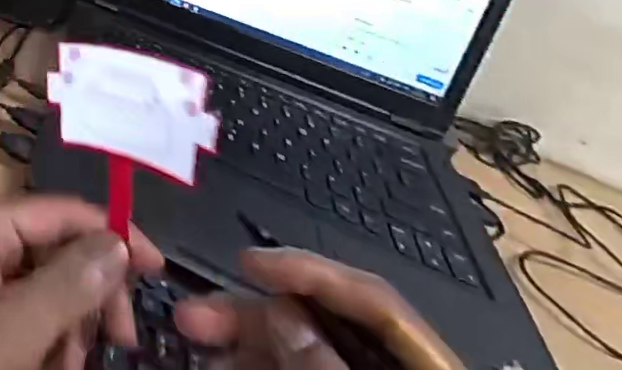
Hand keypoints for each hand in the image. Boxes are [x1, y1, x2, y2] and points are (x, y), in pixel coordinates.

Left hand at [0, 191, 163, 369]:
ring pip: (56, 287)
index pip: (67, 210)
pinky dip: (51, 342)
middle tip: (117, 344)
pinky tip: (48, 366)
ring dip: (71, 330)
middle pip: (65, 249)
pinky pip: (36, 312)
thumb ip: (69, 284)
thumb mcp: (13, 329)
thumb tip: (119, 242)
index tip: (159, 273)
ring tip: (63, 366)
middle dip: (90, 298)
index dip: (116, 234)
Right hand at [170, 248, 463, 369]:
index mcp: (429, 364)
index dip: (308, 269)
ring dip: (243, 342)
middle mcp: (393, 365)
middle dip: (251, 315)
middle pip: (321, 323)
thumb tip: (281, 310)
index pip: (373, 298)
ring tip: (195, 342)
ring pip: (299, 350)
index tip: (246, 262)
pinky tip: (219, 364)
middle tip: (192, 317)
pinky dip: (255, 366)